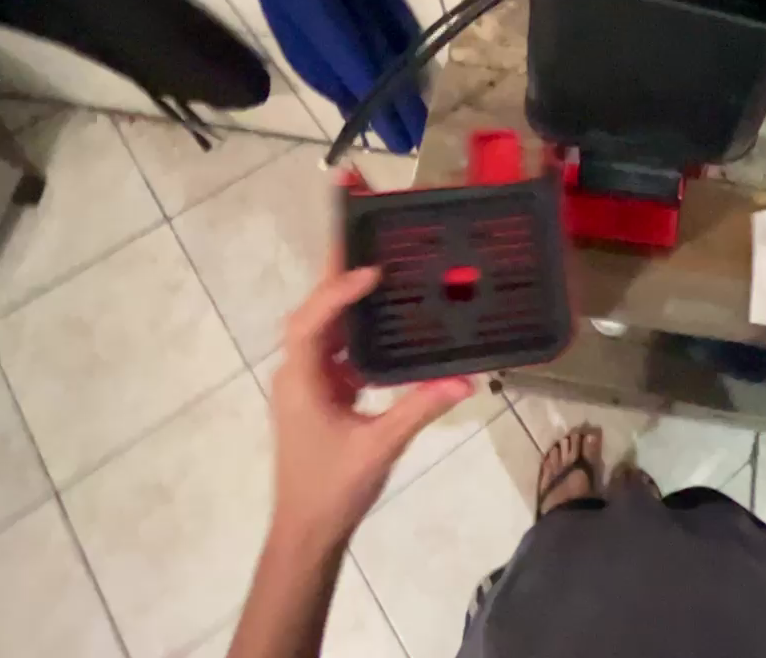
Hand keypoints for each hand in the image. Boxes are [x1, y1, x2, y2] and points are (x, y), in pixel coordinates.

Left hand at [268, 254, 473, 541]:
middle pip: (313, 311)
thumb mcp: (380, 446)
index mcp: (302, 381)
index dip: (336, 293)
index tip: (372, 271)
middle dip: (334, 271)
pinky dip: (355, 320)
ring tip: (375, 258)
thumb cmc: (334, 488)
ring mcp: (308, 381)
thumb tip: (467, 378)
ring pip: (323, 324)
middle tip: (360, 232)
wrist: (307, 532)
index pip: (310, 324)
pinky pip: (336, 343)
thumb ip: (421, 407)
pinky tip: (382, 312)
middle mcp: (299, 372)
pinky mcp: (322, 391)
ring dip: (343, 291)